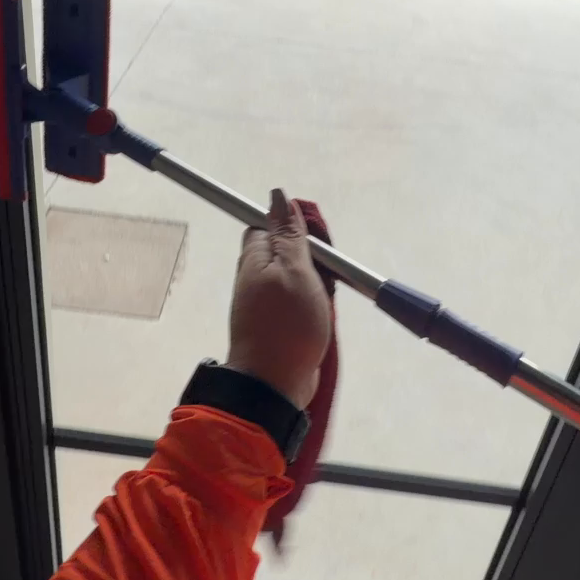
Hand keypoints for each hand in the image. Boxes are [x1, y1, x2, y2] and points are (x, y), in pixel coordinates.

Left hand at [227, 189, 330, 409]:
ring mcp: (265, 302)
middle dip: (309, 257)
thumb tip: (278, 195)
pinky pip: (297, 299)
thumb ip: (289, 234)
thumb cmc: (286, 323)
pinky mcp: (277, 323)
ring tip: (326, 294)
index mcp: (253, 258)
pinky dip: (312, 302)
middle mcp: (254, 276)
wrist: (275, 385)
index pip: (268, 226)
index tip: (315, 244)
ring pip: (295, 276)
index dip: (292, 228)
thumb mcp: (294, 271)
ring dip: (315, 281)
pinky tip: (322, 312)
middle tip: (326, 272)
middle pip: (284, 250)